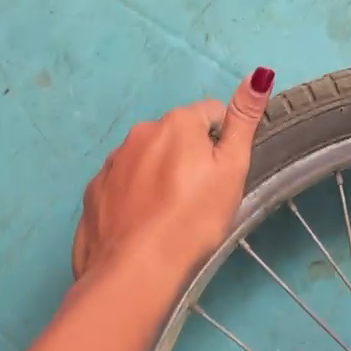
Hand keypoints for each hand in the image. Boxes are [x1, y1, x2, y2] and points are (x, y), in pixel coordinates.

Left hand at [71, 67, 273, 280]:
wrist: (132, 276)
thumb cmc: (193, 219)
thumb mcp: (232, 168)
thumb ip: (244, 118)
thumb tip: (259, 74)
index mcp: (177, 123)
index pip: (212, 115)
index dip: (222, 144)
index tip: (220, 177)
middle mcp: (140, 133)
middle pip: (177, 136)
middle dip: (189, 157)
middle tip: (198, 198)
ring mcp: (111, 164)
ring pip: (148, 160)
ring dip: (159, 175)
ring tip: (168, 216)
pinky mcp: (91, 195)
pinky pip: (123, 185)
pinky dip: (134, 198)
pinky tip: (141, 227)